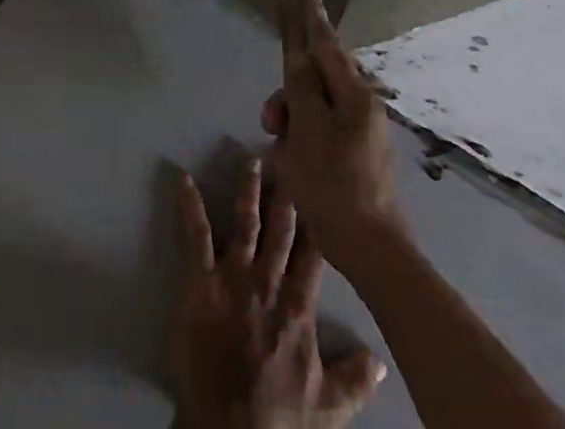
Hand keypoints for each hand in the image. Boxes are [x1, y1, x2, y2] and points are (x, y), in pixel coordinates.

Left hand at [171, 160, 386, 428]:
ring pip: (245, 224)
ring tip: (254, 161)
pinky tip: (184, 181)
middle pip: (282, 229)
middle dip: (288, 194)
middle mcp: (268, 282)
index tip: (322, 193)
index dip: (317, 221)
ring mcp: (233, 279)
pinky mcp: (200, 284)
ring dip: (249, 191)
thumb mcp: (328, 406)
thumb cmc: (277, 415)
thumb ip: (355, 380)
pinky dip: (190, 207)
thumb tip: (380, 360)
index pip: (314, 253)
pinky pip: (196, 238)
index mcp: (298, 305)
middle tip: (291, 160)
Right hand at [262, 0, 404, 267]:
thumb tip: (301, 58)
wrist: (370, 247)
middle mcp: (363, 104)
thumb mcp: (307, 132)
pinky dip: (305, 139)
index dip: (311, 17)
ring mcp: (363, 128)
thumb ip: (301, 90)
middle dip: (290, 95)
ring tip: (283, 156)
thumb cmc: (333, 186)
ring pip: (317, 106)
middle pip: (317, 78)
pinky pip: (324, 129)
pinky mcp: (358, 150)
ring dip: (294, 121)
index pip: (325, 44)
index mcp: (354, 95)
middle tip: (271, 123)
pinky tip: (295, 165)